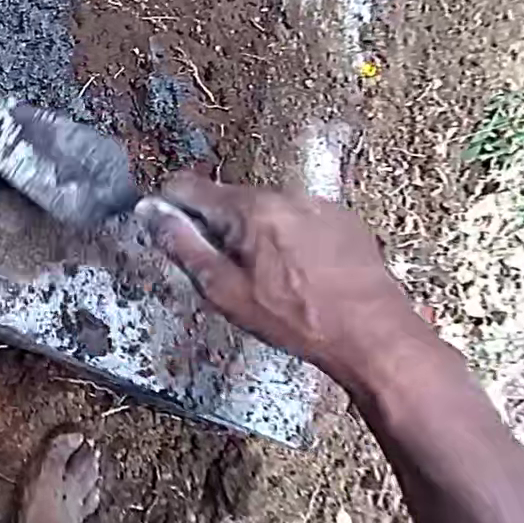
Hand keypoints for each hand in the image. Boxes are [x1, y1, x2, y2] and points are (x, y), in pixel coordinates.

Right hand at [137, 175, 428, 387]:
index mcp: (248, 208)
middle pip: (224, 198)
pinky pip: (293, 216)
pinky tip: (296, 272)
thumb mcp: (222, 288)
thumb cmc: (294, 319)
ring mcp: (315, 203)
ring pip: (259, 208)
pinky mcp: (340, 216)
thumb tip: (149, 210)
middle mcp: (281, 194)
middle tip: (224, 272)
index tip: (172, 236)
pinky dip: (282, 235)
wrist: (375, 336)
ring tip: (265, 277)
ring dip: (249, 232)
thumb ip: (181, 243)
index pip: (185, 186)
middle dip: (214, 226)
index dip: (169, 208)